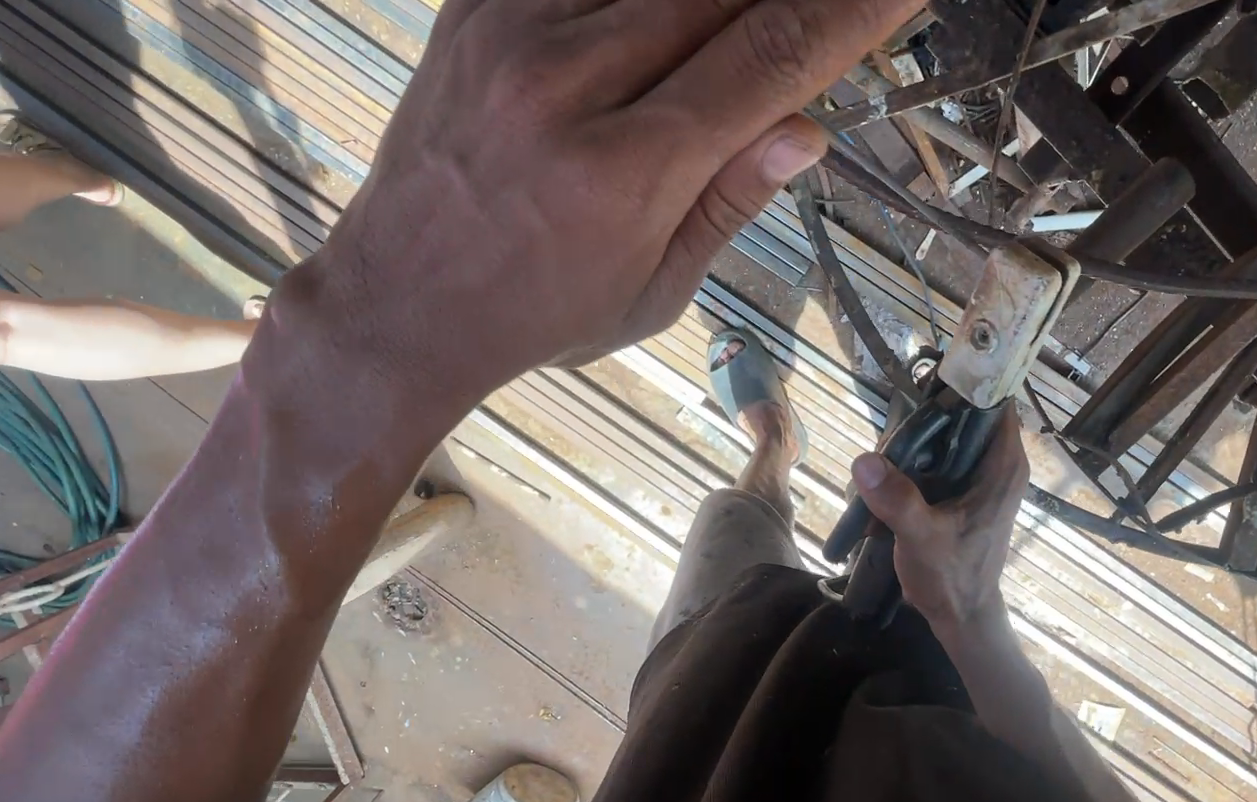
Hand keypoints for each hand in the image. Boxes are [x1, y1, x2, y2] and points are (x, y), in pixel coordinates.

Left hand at [272, 0, 924, 409]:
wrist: (405, 300)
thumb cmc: (537, 316)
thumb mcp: (654, 293)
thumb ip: (729, 202)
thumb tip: (805, 130)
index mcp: (625, 172)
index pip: (769, 59)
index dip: (851, 13)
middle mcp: (568, 80)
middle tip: (824, 17)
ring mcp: (514, 27)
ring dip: (721, 4)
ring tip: (735, 48)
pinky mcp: (478, 4)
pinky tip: (673, 28)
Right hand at [849, 408, 1029, 633]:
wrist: (959, 616)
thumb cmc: (952, 578)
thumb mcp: (922, 538)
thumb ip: (897, 500)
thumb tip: (865, 461)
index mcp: (1002, 466)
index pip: (994, 400)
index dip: (963, 385)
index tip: (923, 387)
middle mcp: (995, 464)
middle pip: (959, 416)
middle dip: (920, 423)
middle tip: (889, 447)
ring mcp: (976, 478)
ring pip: (941, 439)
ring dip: (908, 449)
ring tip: (881, 471)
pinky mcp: (958, 492)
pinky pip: (932, 462)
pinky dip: (907, 469)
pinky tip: (884, 488)